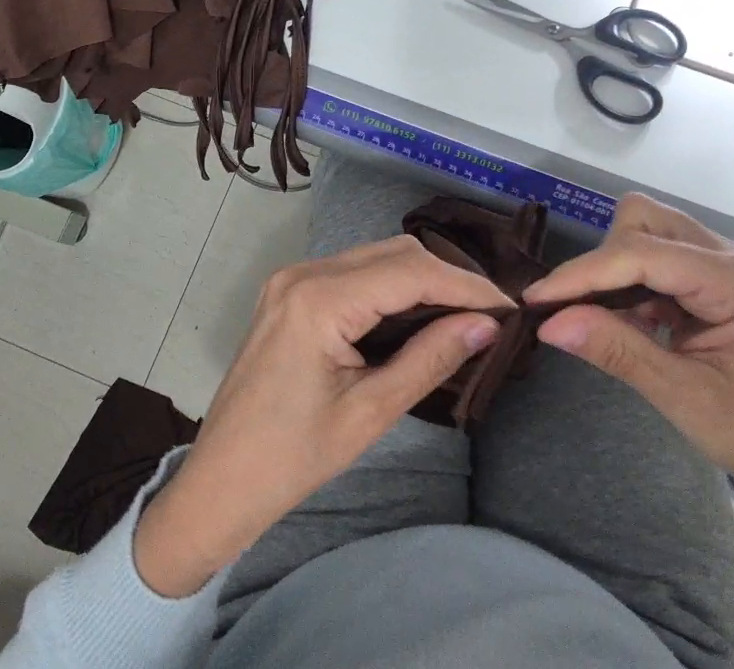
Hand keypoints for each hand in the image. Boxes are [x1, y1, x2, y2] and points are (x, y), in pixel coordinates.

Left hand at [134, 236, 509, 595]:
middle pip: (395, 253)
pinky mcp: (290, 293)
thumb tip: (488, 325)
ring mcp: (291, 280)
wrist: (221, 479)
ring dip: (422, 281)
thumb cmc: (294, 457)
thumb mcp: (371, 411)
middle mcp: (303, 274)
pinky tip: (418, 317)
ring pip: (376, 258)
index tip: (511, 310)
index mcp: (318, 300)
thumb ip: (431, 359)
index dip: (467, 287)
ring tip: (464, 317)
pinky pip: (353, 273)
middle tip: (491, 317)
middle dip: (448, 279)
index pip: (411, 273)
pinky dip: (391, 288)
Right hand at [524, 195, 733, 561]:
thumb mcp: (683, 398)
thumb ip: (618, 351)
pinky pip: (656, 259)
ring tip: (597, 318)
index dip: (584, 273)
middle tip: (575, 311)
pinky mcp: (712, 280)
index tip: (536, 300)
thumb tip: (550, 323)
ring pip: (648, 232)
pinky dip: (628, 283)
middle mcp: (733, 259)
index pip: (643, 254)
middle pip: (646, 223)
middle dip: (601, 262)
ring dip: (613, 269)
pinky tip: (623, 322)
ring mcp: (725, 266)